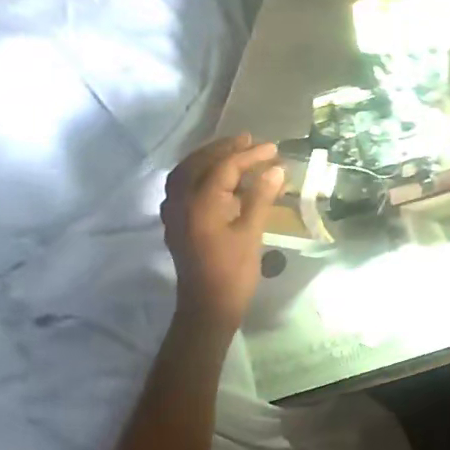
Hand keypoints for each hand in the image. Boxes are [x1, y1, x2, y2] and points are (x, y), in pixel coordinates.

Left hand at [161, 133, 285, 331]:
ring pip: (186, 173)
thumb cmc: (233, 273)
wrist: (207, 309)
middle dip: (225, 149)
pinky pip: (180, 187)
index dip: (250, 155)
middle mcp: (181, 201)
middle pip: (200, 163)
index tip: (273, 149)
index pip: (225, 167)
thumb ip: (260, 197)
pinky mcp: (174, 223)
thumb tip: (276, 169)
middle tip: (249, 141)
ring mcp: (174, 212)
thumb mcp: (251, 234)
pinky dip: (196, 175)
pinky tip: (213, 179)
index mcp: (199, 202)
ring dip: (207, 158)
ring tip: (232, 153)